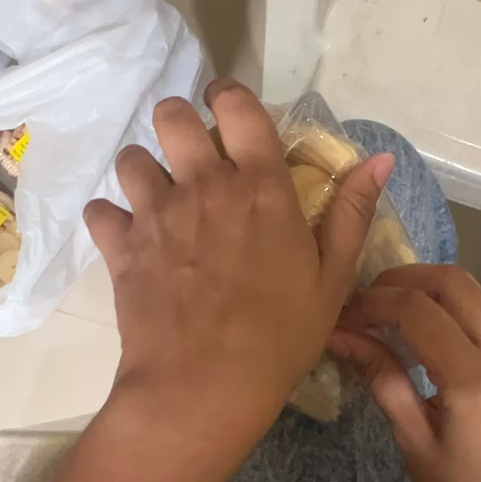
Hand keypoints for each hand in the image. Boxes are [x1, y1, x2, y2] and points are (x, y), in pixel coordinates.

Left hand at [85, 80, 394, 437]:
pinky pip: (100, 210)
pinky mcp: (121, 247)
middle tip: (192, 155)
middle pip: (172, 115)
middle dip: (180, 123)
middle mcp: (203, 186)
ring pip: (132, 157)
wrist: (205, 386)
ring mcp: (156, 214)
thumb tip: (380, 159)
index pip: (238, 106)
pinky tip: (128, 237)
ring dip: (145, 169)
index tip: (228, 111)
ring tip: (160, 198)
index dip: (229, 96)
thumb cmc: (279, 337)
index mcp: (260, 187)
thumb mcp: (332, 280)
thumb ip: (351, 214)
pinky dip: (111, 218)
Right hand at [330, 264, 480, 481]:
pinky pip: (479, 309)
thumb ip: (381, 377)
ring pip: (470, 288)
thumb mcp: (411, 437)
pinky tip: (415, 326)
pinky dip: (443, 303)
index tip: (343, 316)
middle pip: (451, 282)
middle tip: (364, 300)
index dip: (374, 304)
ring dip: (423, 284)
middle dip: (401, 279)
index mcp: (471, 380)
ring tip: (385, 306)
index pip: (418, 312)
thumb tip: (339, 335)